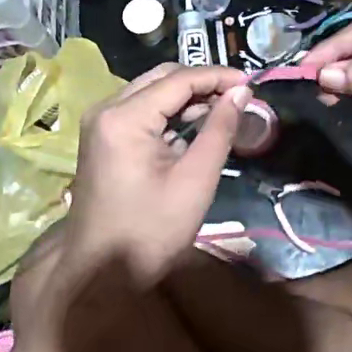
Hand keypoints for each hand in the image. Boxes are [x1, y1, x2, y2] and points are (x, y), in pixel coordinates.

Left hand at [61, 63, 249, 289]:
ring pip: (151, 90)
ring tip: (223, 109)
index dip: (218, 77)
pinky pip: (140, 109)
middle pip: (162, 78)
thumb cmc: (151, 231)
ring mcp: (100, 123)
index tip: (252, 83)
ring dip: (186, 96)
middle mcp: (107, 109)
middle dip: (202, 82)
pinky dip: (168, 111)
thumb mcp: (195, 180)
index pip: (179, 79)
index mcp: (125, 117)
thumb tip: (241, 93)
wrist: (100, 275)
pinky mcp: (102, 137)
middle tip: (238, 96)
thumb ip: (219, 130)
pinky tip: (194, 125)